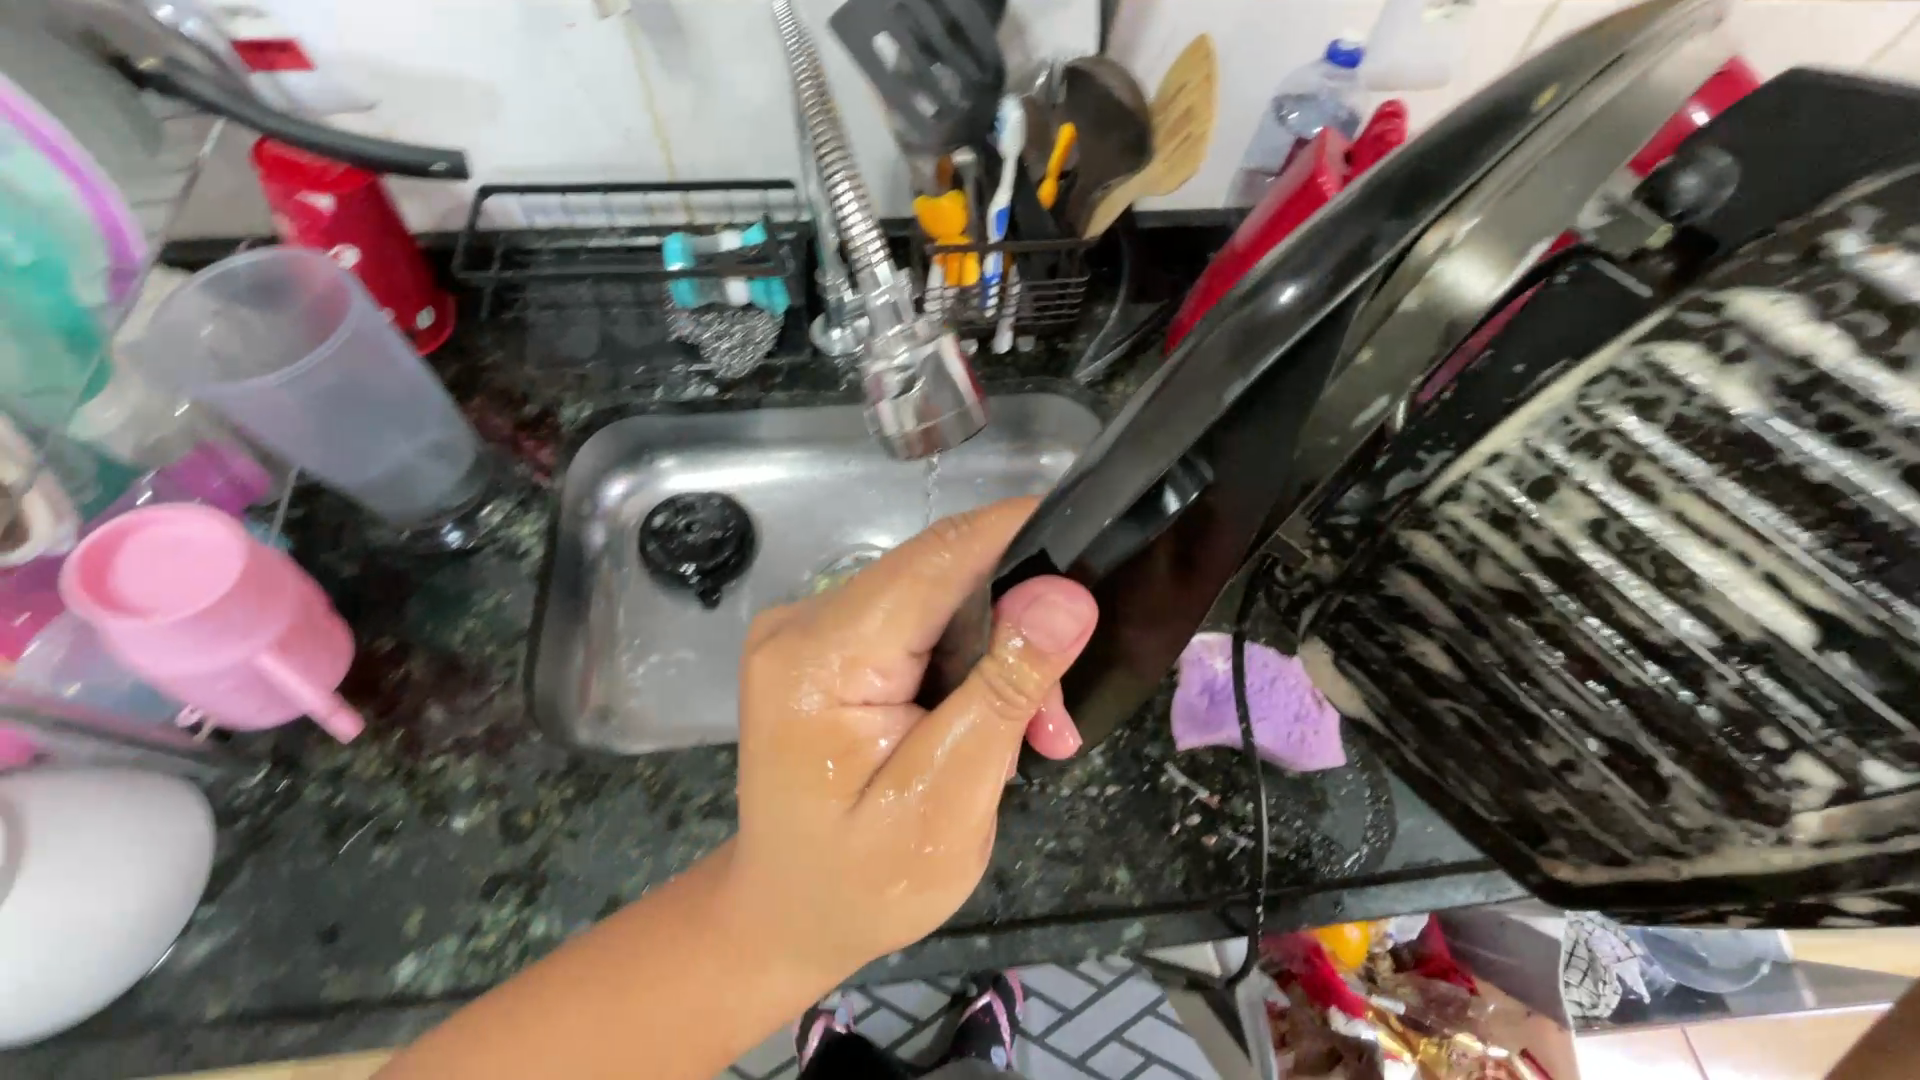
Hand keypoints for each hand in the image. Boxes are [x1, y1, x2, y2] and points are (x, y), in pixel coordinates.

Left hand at [724, 498, 1097, 976]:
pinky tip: (986, 724)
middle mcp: (804, 621)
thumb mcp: (949, 802)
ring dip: (996, 657)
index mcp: (821, 657)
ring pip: (937, 600)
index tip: (1091, 534)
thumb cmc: (862, 882)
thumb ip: (1004, 691)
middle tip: (1054, 715)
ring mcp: (810, 628)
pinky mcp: (828, 643)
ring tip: (1028, 735)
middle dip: (1015, 628)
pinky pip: (916, 625)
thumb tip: (1066, 596)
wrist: (789, 911)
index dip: (1016, 532)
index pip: (935, 559)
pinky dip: (964, 666)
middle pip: (939, 577)